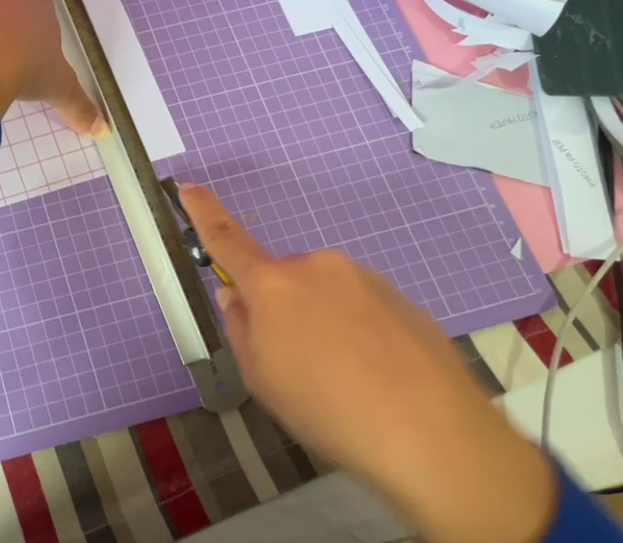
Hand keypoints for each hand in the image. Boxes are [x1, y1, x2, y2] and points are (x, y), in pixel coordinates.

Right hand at [179, 184, 556, 542]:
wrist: (435, 436)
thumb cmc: (327, 408)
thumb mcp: (261, 380)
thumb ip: (241, 330)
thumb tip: (237, 298)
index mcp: (272, 284)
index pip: (226, 239)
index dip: (203, 212)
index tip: (186, 185)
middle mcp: (317, 266)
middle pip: (284, 280)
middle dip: (284, 309)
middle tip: (298, 362)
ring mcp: (366, 279)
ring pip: (328, 294)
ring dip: (327, 322)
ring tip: (349, 379)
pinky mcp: (406, 301)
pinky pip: (366, 310)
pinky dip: (364, 335)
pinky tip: (382, 379)